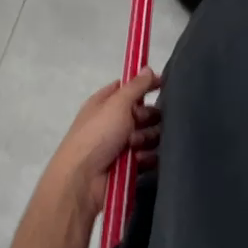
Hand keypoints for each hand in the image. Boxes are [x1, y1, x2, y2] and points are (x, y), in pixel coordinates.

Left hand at [41, 70, 162, 218]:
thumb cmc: (97, 135)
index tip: (164, 84)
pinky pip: (146, 157)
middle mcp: (111, 122)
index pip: (128, 88)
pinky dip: (145, 158)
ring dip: (147, 138)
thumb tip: (147, 68)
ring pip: (147, 135)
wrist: (83, 179)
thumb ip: (135, 87)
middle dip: (148, 117)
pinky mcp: (126, 166)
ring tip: (136, 145)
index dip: (144, 85)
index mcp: (104, 103)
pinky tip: (138, 160)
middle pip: (141, 113)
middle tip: (145, 121)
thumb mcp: (117, 104)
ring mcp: (118, 145)